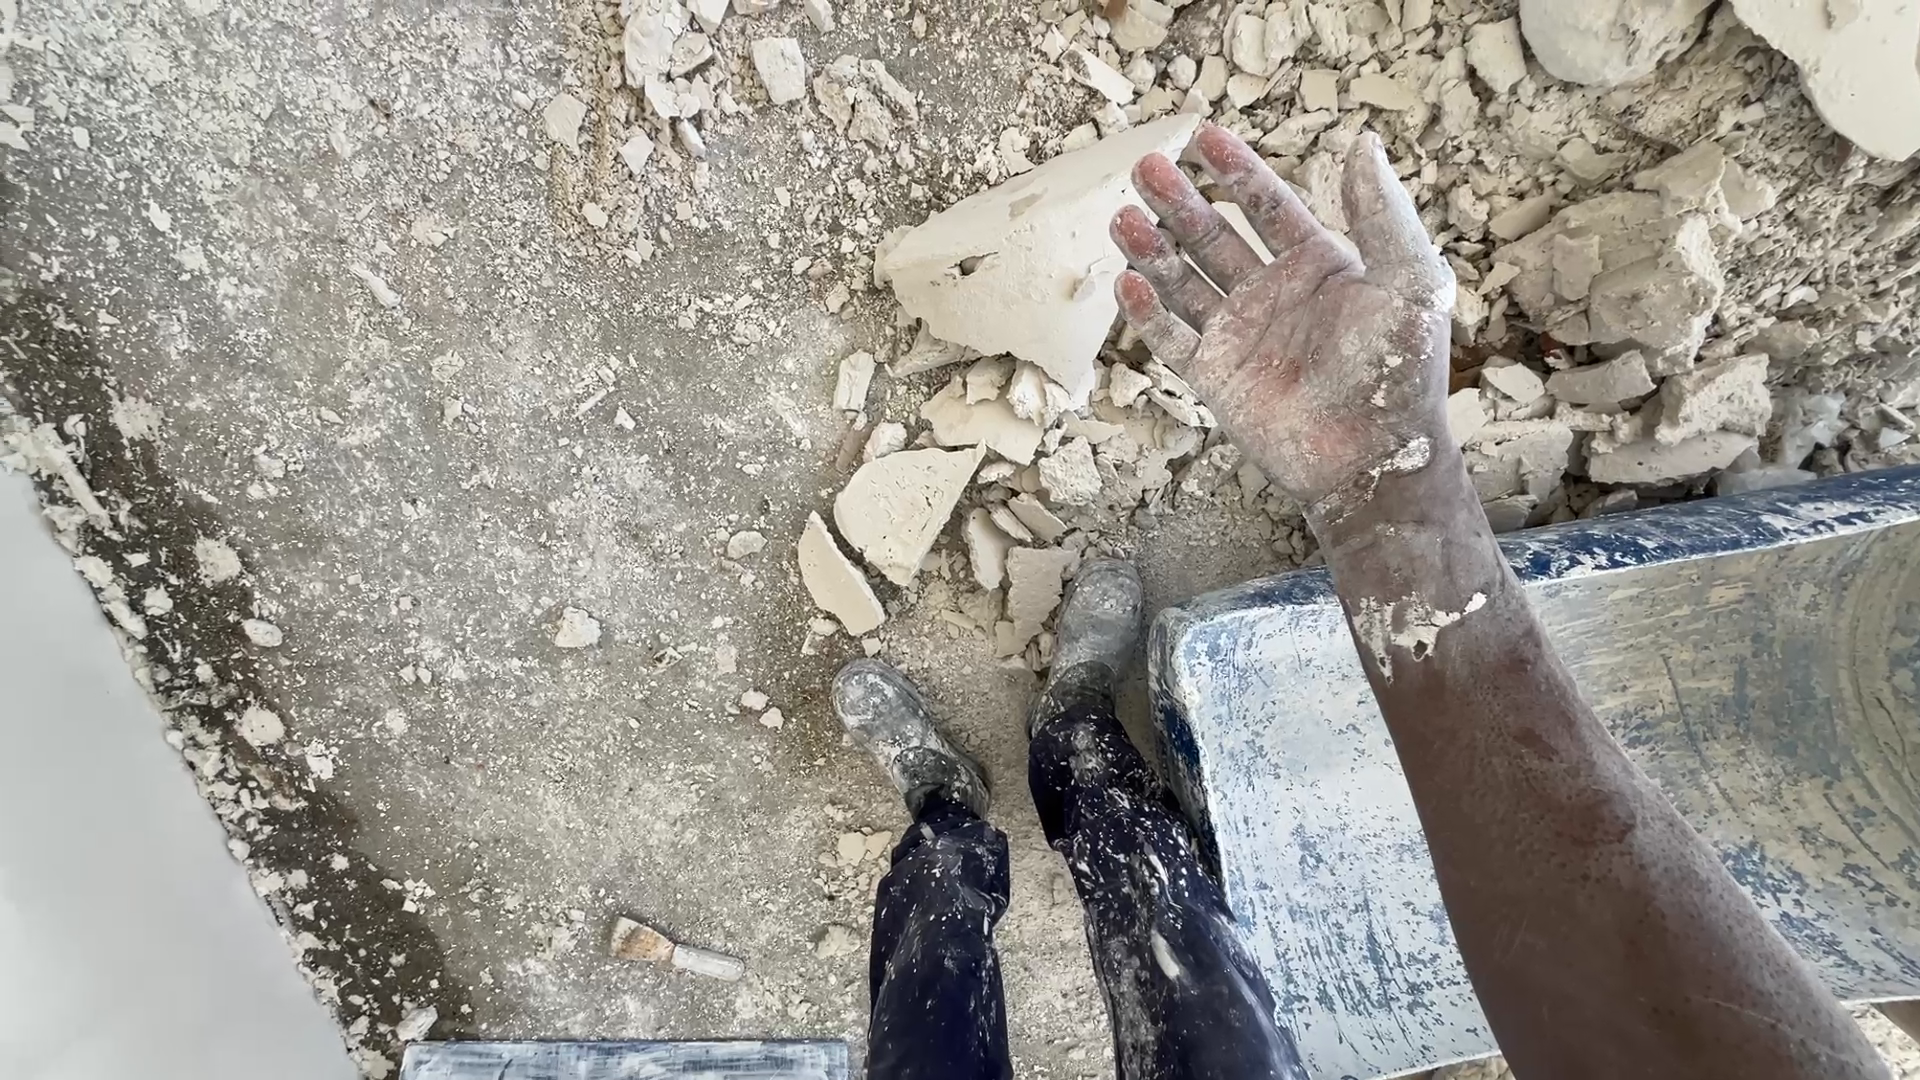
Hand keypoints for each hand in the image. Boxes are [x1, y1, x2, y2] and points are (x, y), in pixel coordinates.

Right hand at [1109, 126, 1454, 515]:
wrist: (1368, 455)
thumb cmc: (1399, 372)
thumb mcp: (1410, 281)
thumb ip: (1383, 214)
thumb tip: (1363, 144)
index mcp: (1315, 266)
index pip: (1266, 206)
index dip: (1235, 171)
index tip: (1202, 137)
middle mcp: (1269, 295)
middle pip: (1212, 238)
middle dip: (1178, 203)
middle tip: (1145, 169)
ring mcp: (1237, 335)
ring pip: (1183, 283)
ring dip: (1152, 251)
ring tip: (1122, 219)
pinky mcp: (1213, 376)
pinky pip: (1171, 339)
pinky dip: (1147, 314)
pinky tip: (1127, 284)